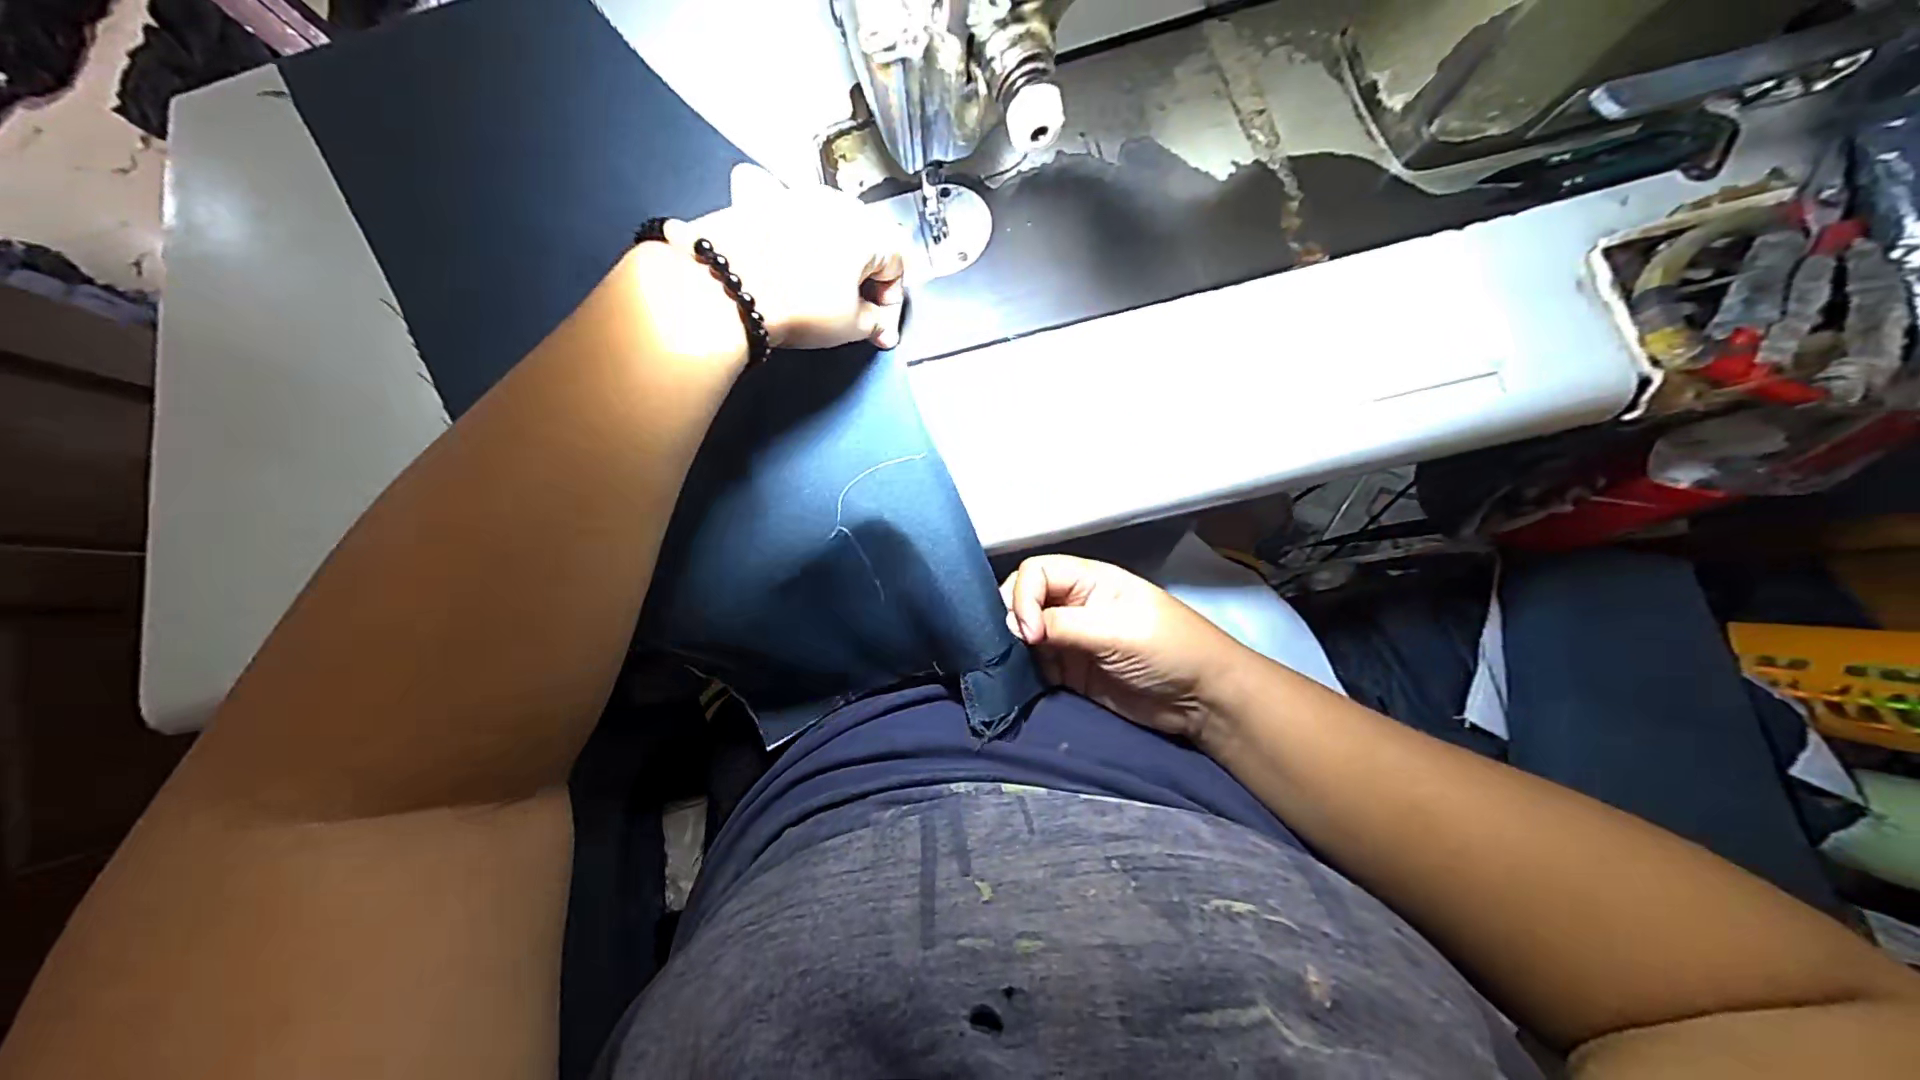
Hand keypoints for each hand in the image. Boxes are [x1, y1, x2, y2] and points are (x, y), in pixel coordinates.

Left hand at [670, 164, 907, 349]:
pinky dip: (780, 213)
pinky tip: (779, 233)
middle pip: (864, 241)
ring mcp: (794, 196)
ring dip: (830, 252)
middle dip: (863, 277)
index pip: (897, 265)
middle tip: (854, 312)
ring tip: (818, 288)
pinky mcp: (758, 200)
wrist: (729, 293)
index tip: (880, 324)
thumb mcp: (851, 327)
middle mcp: (834, 203)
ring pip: (826, 221)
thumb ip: (876, 322)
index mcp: (867, 229)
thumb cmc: (789, 304)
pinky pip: (776, 198)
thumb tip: (878, 323)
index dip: (892, 302)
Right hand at [1000, 555, 1251, 743]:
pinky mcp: (1071, 671)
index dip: (1023, 595)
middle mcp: (1075, 604)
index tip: (1028, 631)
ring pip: (1024, 632)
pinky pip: (1035, 664)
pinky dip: (1022, 670)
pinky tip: (1019, 679)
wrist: (1203, 701)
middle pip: (1024, 598)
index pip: (1037, 572)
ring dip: (1012, 646)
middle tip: (1015, 646)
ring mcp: (1071, 638)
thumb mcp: (1118, 630)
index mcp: (1090, 580)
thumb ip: (1064, 625)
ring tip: (1011, 664)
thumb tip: (1015, 628)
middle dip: (1011, 617)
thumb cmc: (1170, 650)